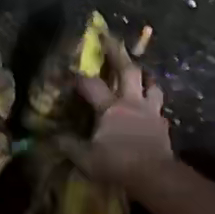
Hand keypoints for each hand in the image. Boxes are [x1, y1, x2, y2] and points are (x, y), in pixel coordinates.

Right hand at [73, 36, 173, 187]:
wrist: (154, 175)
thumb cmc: (117, 164)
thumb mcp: (85, 158)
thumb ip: (68, 146)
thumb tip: (51, 138)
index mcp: (110, 107)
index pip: (90, 85)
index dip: (78, 76)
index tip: (68, 70)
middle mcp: (132, 102)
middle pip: (128, 70)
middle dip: (118, 52)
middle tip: (111, 38)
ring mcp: (151, 112)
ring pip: (151, 85)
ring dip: (145, 76)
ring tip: (141, 73)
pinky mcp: (162, 125)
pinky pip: (159, 108)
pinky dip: (153, 105)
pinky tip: (151, 109)